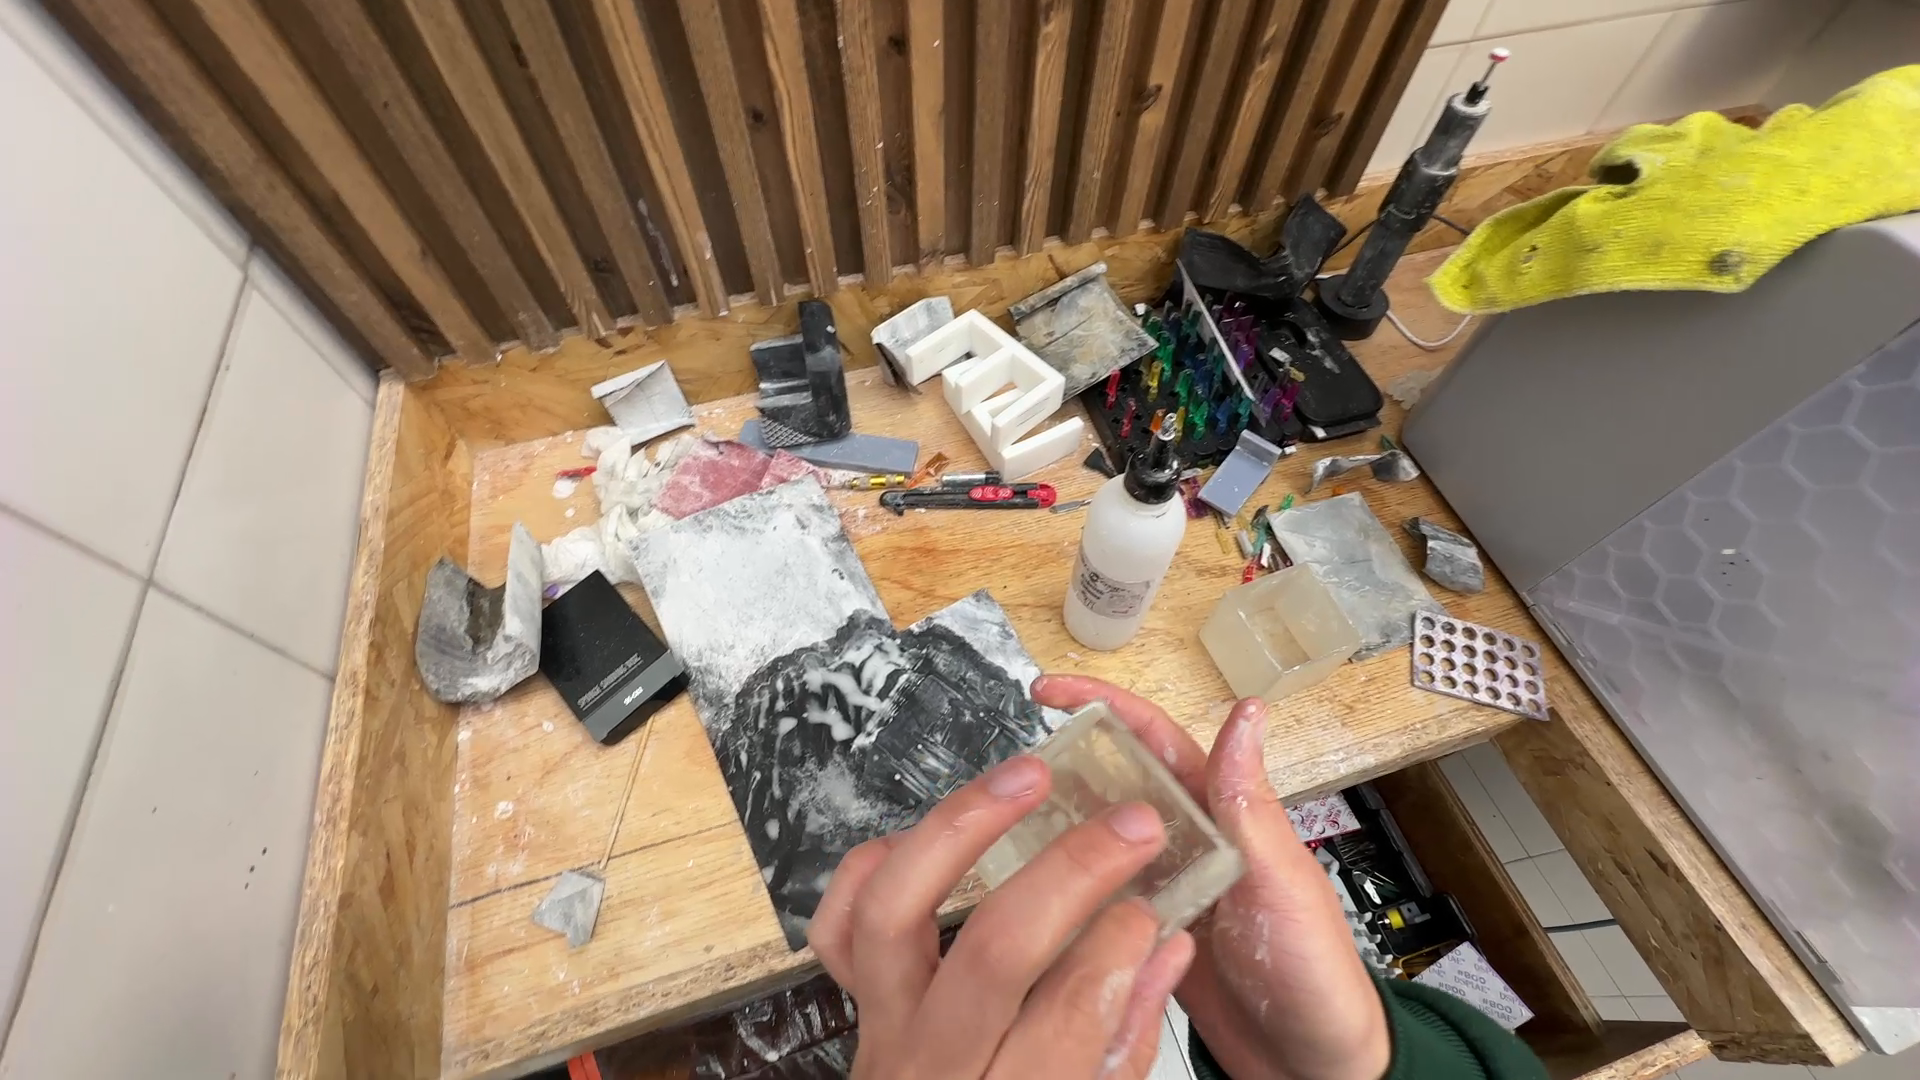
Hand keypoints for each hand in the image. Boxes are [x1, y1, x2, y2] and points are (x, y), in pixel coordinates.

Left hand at [809, 753, 1197, 1077]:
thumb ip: (1123, 1043)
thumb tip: (1164, 941)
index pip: (1067, 1015)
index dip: (1116, 945)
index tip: (1149, 894)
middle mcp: (928, 1064)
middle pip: (991, 950)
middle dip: (1069, 871)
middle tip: (1129, 821)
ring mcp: (877, 1024)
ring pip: (893, 909)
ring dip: (964, 824)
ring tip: (1026, 775)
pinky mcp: (849, 999)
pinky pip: (836, 923)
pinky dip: (873, 864)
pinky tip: (922, 834)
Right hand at [1032, 675, 1390, 1079]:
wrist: (1308, 1064)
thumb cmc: (1310, 968)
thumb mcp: (1280, 880)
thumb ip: (1250, 803)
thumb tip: (1247, 710)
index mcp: (1214, 805)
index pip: (1150, 735)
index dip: (1100, 703)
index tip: (1049, 690)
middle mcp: (1180, 832)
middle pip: (1111, 776)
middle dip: (1063, 757)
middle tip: (1012, 768)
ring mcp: (1156, 878)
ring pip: (1094, 830)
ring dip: (1055, 816)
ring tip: (1006, 819)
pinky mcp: (1138, 922)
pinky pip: (1092, 887)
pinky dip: (1062, 877)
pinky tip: (1027, 882)